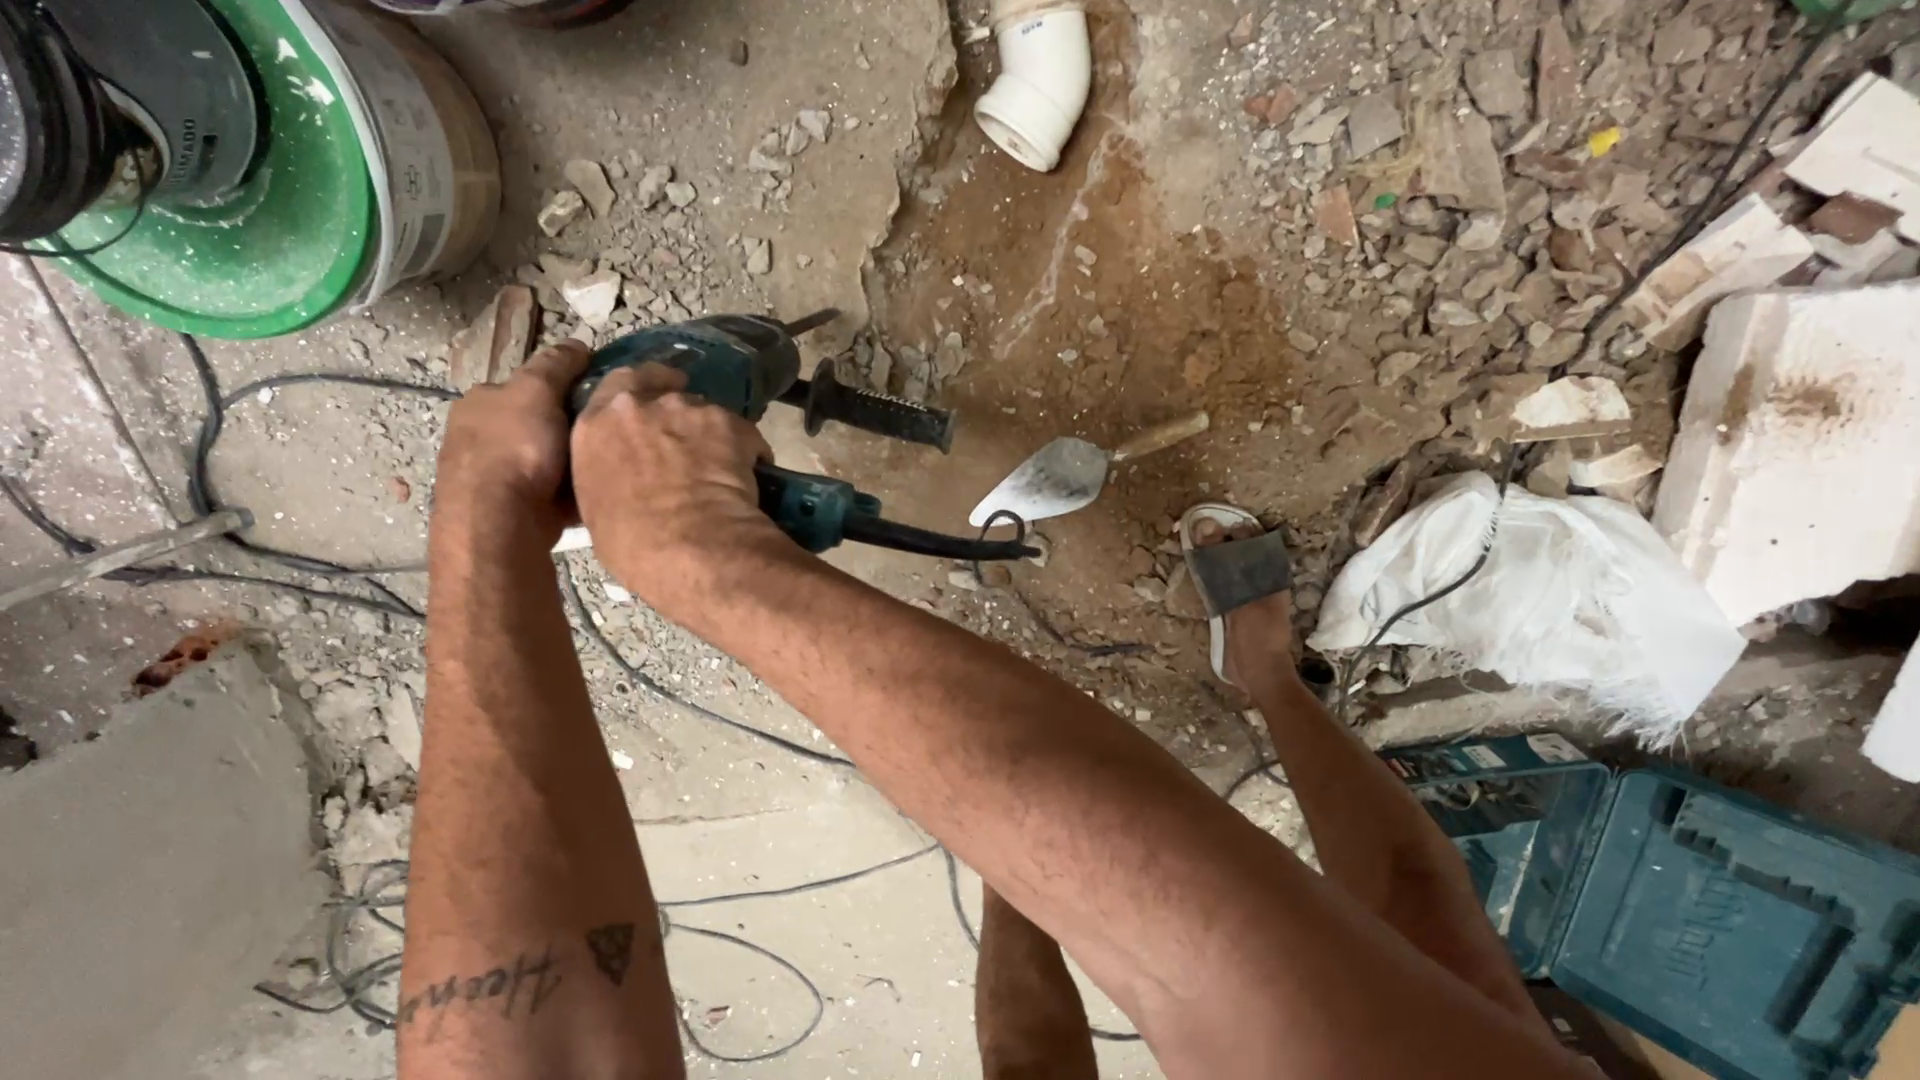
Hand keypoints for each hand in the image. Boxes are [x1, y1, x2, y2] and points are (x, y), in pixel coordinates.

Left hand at [433, 341, 590, 546]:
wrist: (498, 522)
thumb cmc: (515, 448)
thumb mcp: (536, 391)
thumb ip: (556, 365)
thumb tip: (578, 342)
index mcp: (480, 402)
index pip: (527, 387)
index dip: (563, 389)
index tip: (595, 399)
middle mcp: (478, 436)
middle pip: (539, 424)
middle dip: (569, 430)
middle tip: (604, 435)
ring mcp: (491, 476)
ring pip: (546, 460)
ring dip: (571, 464)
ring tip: (604, 466)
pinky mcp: (508, 510)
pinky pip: (549, 493)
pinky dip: (569, 493)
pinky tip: (591, 495)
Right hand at [569, 363, 785, 614]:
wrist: (690, 545)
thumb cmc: (633, 544)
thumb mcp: (598, 509)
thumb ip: (609, 477)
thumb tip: (629, 483)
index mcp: (596, 427)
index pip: (616, 386)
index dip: (639, 388)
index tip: (652, 396)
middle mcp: (640, 406)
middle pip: (663, 390)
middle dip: (676, 403)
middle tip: (689, 430)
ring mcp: (687, 410)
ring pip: (703, 411)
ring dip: (710, 431)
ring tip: (721, 465)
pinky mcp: (730, 422)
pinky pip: (742, 432)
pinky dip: (747, 449)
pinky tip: (751, 476)